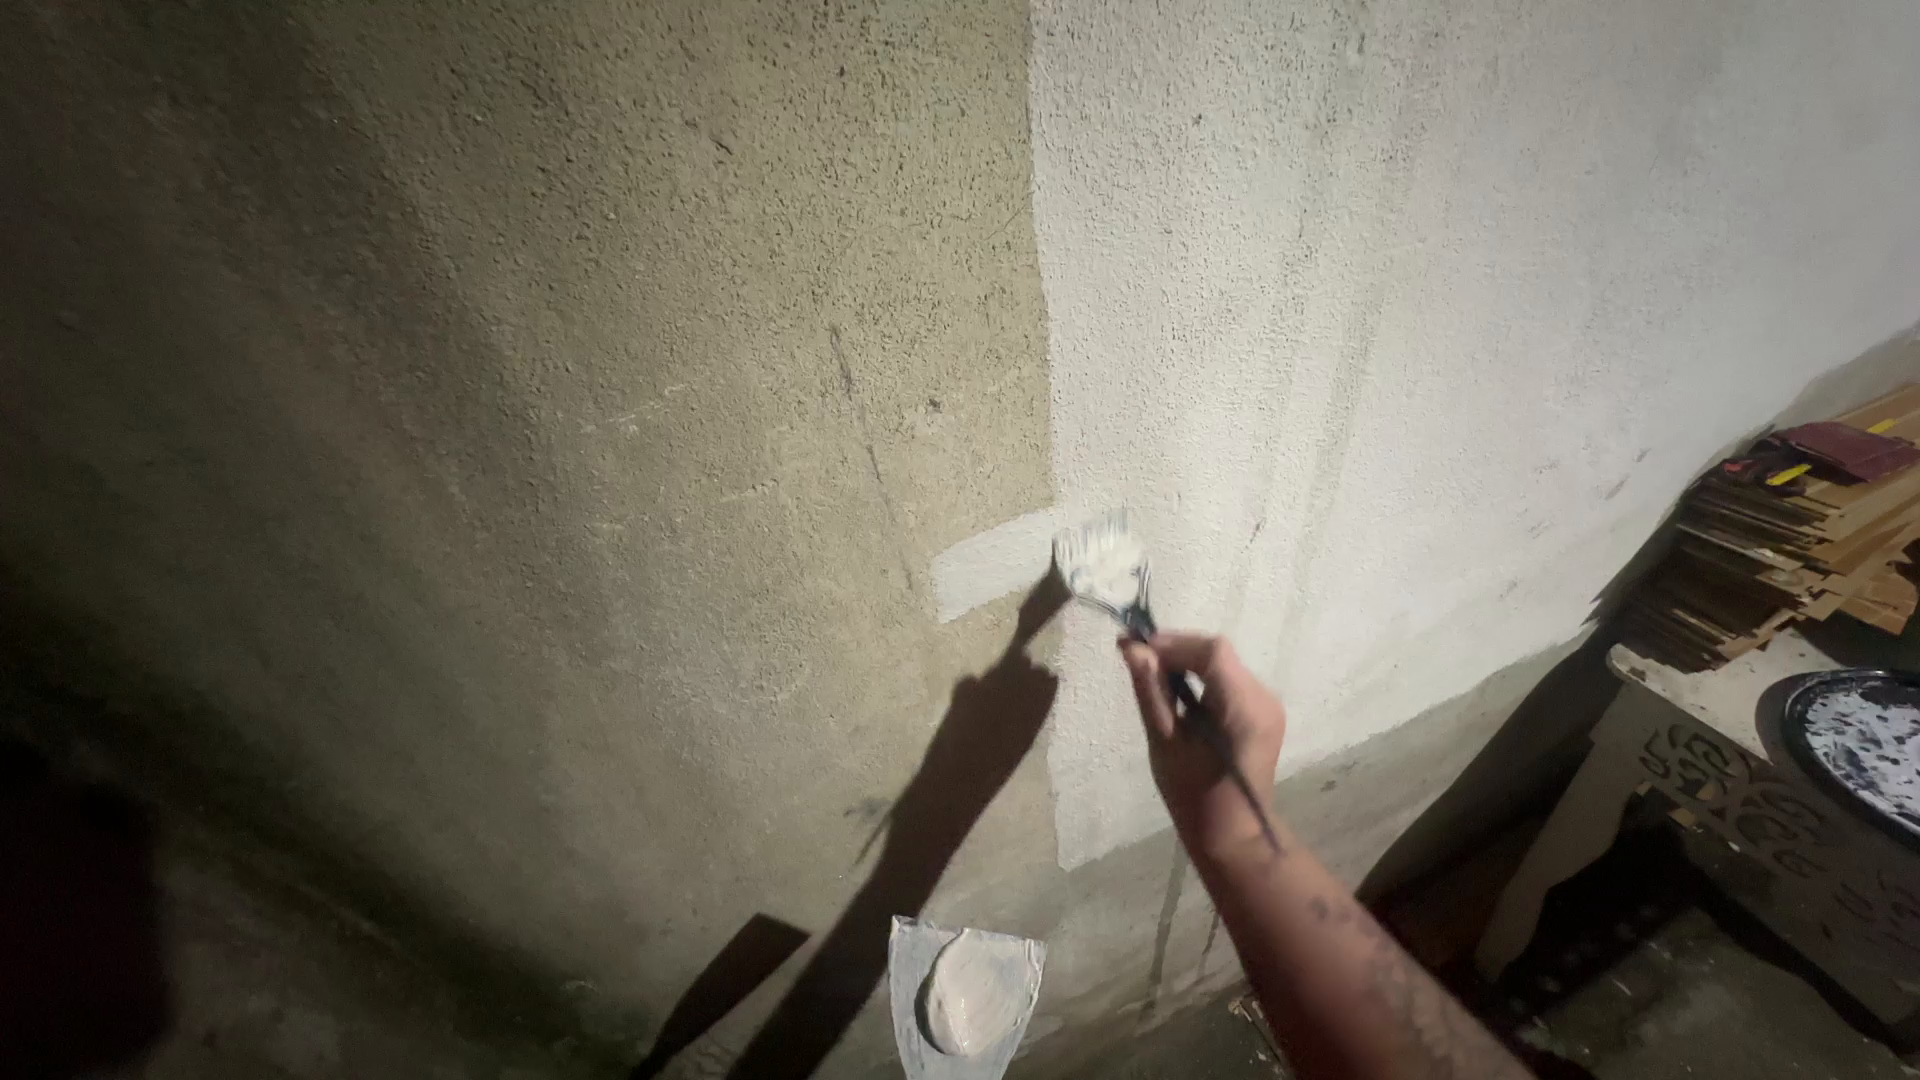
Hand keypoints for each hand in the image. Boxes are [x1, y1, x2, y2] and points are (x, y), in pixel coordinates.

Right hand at [1119, 633, 1285, 859]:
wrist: (1231, 832)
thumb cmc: (1192, 793)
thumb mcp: (1164, 741)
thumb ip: (1151, 690)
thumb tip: (1131, 648)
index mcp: (1245, 708)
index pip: (1212, 651)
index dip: (1172, 642)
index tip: (1134, 648)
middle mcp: (1264, 698)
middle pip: (1218, 653)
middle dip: (1176, 649)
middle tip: (1136, 659)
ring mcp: (1266, 704)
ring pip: (1222, 662)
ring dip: (1186, 661)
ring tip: (1151, 674)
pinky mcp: (1260, 710)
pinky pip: (1227, 678)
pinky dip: (1199, 675)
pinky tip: (1175, 689)